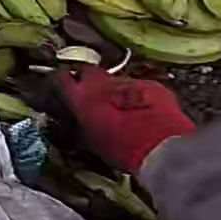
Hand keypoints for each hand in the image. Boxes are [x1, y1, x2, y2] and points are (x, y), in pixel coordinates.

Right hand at [53, 66, 196, 173]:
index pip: (58, 77)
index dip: (58, 81)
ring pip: (114, 80)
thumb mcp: (89, 142)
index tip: (59, 88)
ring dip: (114, 91)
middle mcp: (99, 82)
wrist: (163, 149)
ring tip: (122, 110)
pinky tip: (143, 112)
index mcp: (79, 96)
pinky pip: (138, 87)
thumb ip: (76, 126)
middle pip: (86, 70)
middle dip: (87, 80)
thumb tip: (70, 125)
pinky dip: (137, 96)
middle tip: (91, 97)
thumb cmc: (121, 149)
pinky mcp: (151, 84)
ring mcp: (126, 81)